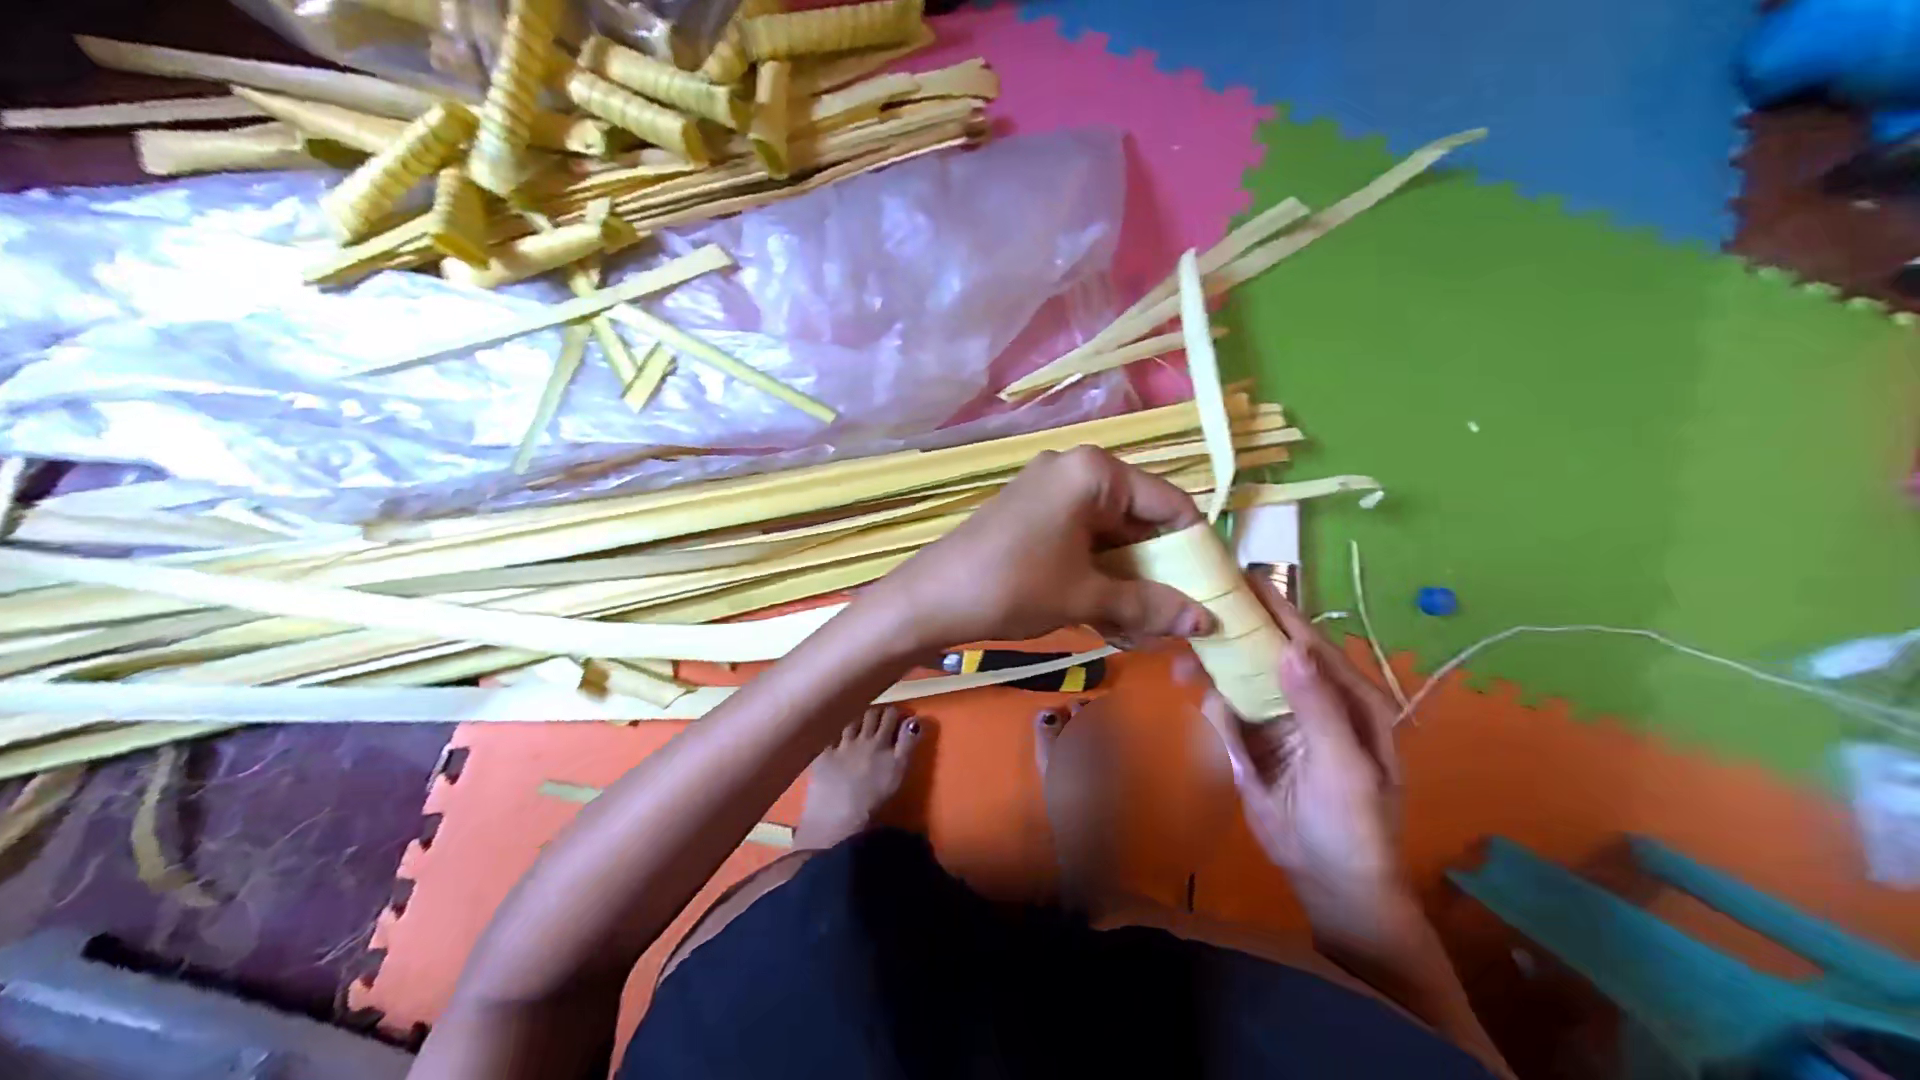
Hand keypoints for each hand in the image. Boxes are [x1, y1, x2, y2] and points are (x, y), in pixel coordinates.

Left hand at [866, 446, 1217, 651]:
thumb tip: (1207, 619)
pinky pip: (1082, 539)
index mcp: (1095, 471)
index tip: (1212, 591)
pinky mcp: (1032, 513)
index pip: (1170, 504)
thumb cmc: (1012, 587)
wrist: (928, 600)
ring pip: (1110, 534)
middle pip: (1140, 519)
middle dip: (1159, 570)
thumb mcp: (1086, 596)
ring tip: (1143, 625)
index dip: (1195, 550)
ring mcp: (1049, 490)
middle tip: (1177, 616)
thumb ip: (1150, 603)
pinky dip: (1098, 572)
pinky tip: (1107, 612)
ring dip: (1129, 579)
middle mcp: (1075, 469)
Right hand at [1197, 573, 1403, 913]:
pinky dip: (1211, 701)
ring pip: (1242, 678)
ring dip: (1214, 667)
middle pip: (1269, 652)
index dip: (1277, 609)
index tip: (1241, 578)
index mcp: (1348, 697)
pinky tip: (1195, 691)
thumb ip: (1317, 706)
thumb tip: (1290, 647)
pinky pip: (1226, 710)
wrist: (1328, 881)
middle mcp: (1312, 698)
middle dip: (1233, 634)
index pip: (1308, 641)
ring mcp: (1280, 719)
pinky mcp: (1254, 740)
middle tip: (1195, 611)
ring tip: (1182, 660)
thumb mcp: (1343, 766)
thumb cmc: (1351, 824)